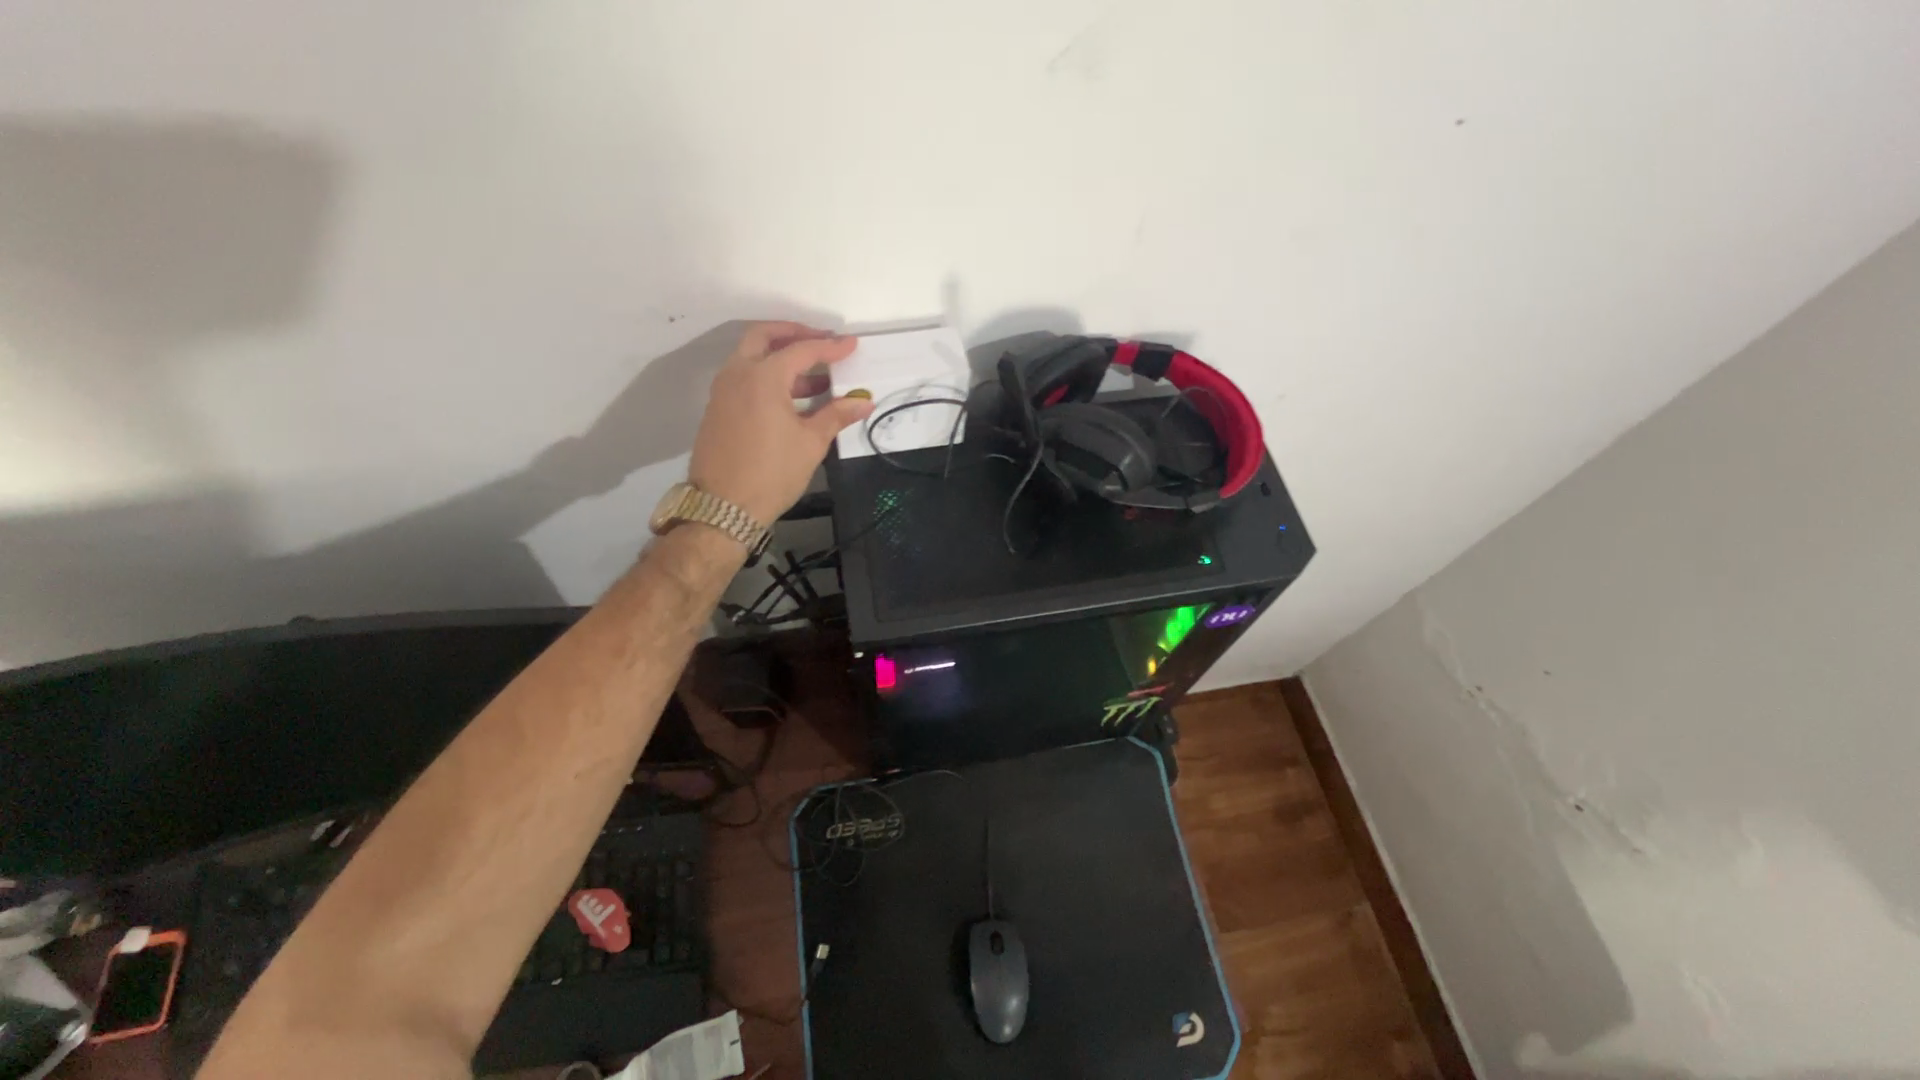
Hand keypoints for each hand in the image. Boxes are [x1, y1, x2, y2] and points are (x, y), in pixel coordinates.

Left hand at [688, 321, 872, 523]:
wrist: (723, 507)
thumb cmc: (772, 473)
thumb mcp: (811, 443)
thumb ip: (836, 415)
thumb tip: (863, 402)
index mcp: (763, 377)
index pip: (802, 350)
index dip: (830, 347)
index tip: (851, 345)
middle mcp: (738, 374)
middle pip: (764, 337)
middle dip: (794, 334)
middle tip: (820, 341)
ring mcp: (723, 391)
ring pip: (751, 357)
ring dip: (780, 358)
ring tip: (813, 377)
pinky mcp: (717, 409)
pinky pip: (743, 378)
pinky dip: (766, 376)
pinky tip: (790, 398)